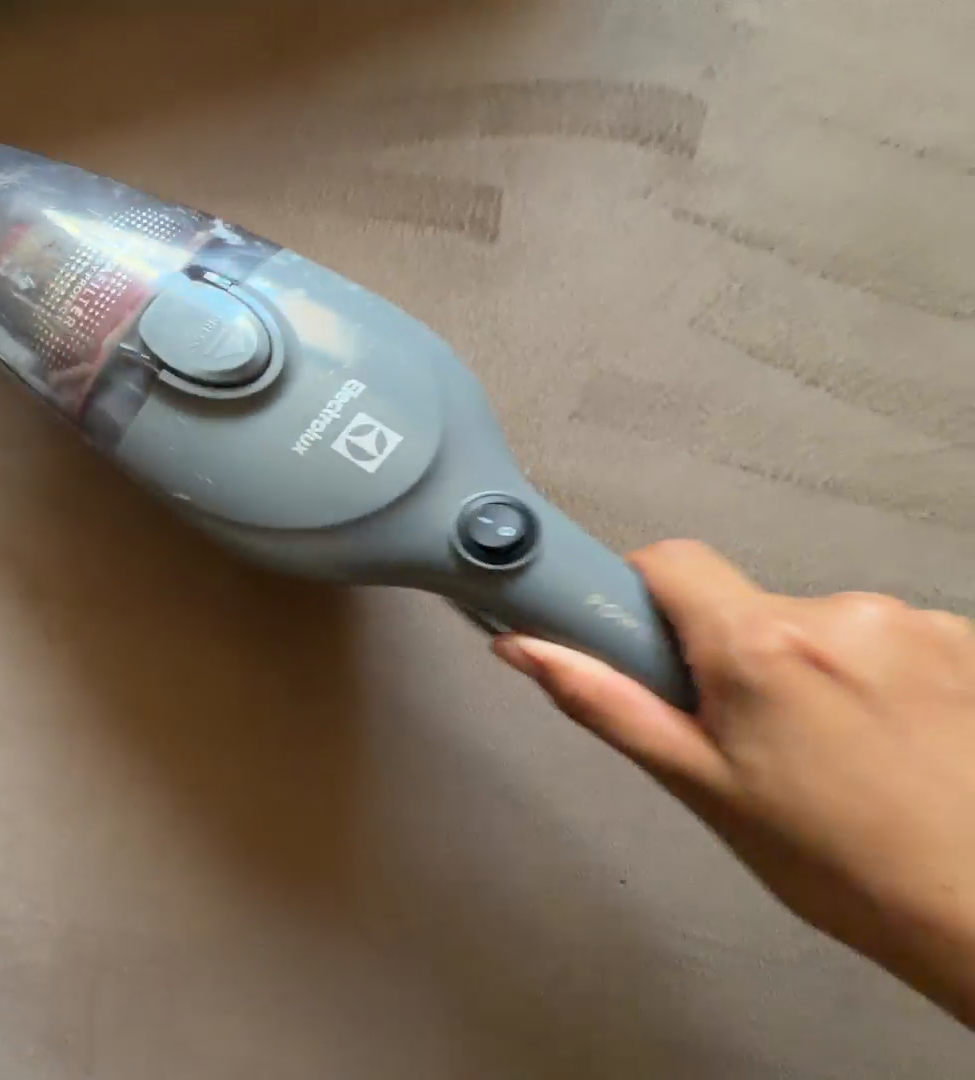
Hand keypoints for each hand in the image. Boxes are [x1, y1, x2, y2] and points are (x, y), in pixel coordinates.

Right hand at [494, 540, 974, 1022]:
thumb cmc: (831, 858)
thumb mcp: (691, 778)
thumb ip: (600, 700)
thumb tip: (518, 646)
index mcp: (761, 643)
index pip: (668, 560)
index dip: (638, 590)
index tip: (640, 643)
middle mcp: (845, 614)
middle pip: (740, 601)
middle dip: (721, 649)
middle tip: (734, 726)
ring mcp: (925, 627)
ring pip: (810, 622)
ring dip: (796, 664)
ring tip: (820, 744)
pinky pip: (879, 638)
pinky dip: (861, 674)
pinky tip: (881, 740)